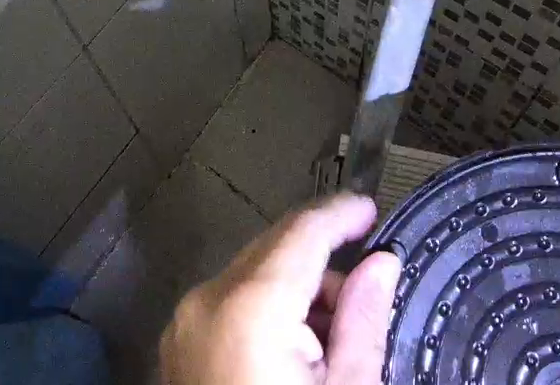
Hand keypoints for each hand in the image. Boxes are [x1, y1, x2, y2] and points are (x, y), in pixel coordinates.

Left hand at [158, 193, 400, 384]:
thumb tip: (381, 265)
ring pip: (253, 273)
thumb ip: (364, 321)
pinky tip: (300, 349)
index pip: (302, 232)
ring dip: (297, 285)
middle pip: (274, 247)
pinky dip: (269, 308)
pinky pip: (232, 303)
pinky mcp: (178, 350)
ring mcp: (184, 326)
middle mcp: (206, 301)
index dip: (340, 215)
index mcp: (249, 307)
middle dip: (322, 256)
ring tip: (339, 336)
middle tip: (370, 284)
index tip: (371, 210)